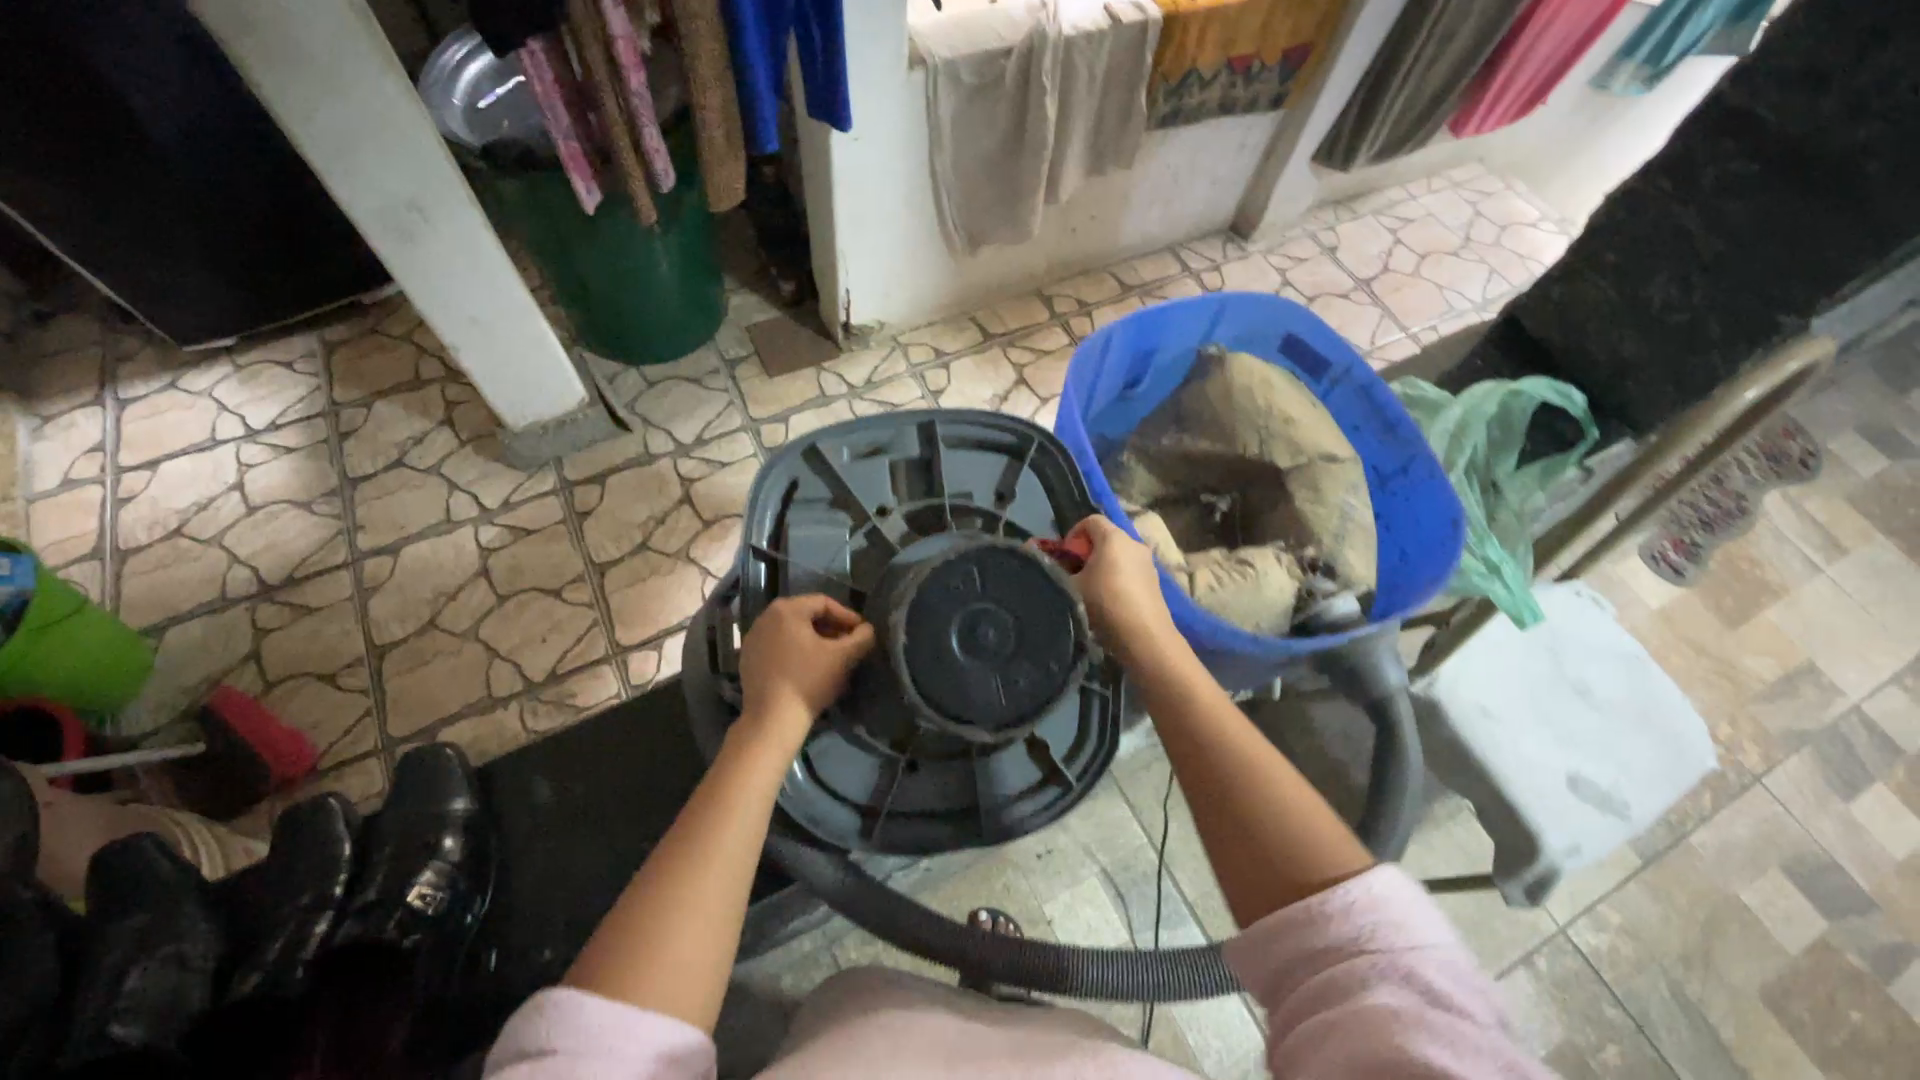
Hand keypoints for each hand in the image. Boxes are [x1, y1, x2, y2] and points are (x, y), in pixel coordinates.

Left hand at [738, 595, 876, 739]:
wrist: (772, 719)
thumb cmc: (810, 681)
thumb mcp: (843, 657)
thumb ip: (862, 638)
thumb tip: (868, 630)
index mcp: (787, 609)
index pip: (824, 603)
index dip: (847, 616)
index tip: (862, 632)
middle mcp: (765, 617)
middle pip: (806, 615)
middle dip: (831, 628)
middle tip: (848, 644)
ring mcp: (753, 638)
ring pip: (791, 631)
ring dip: (814, 640)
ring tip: (831, 657)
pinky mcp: (748, 659)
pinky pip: (777, 646)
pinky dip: (795, 651)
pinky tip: (807, 668)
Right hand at [1062, 515, 1179, 664]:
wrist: (1144, 636)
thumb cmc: (1104, 603)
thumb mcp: (1071, 587)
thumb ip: (1055, 570)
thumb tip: (1045, 564)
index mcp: (1113, 537)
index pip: (1090, 520)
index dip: (1072, 534)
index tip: (1064, 557)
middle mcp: (1134, 543)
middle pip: (1105, 537)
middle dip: (1086, 552)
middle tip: (1073, 574)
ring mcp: (1148, 562)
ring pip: (1118, 555)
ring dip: (1102, 566)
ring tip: (1090, 590)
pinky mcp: (1155, 580)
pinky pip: (1130, 570)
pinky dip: (1117, 577)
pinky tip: (1109, 601)